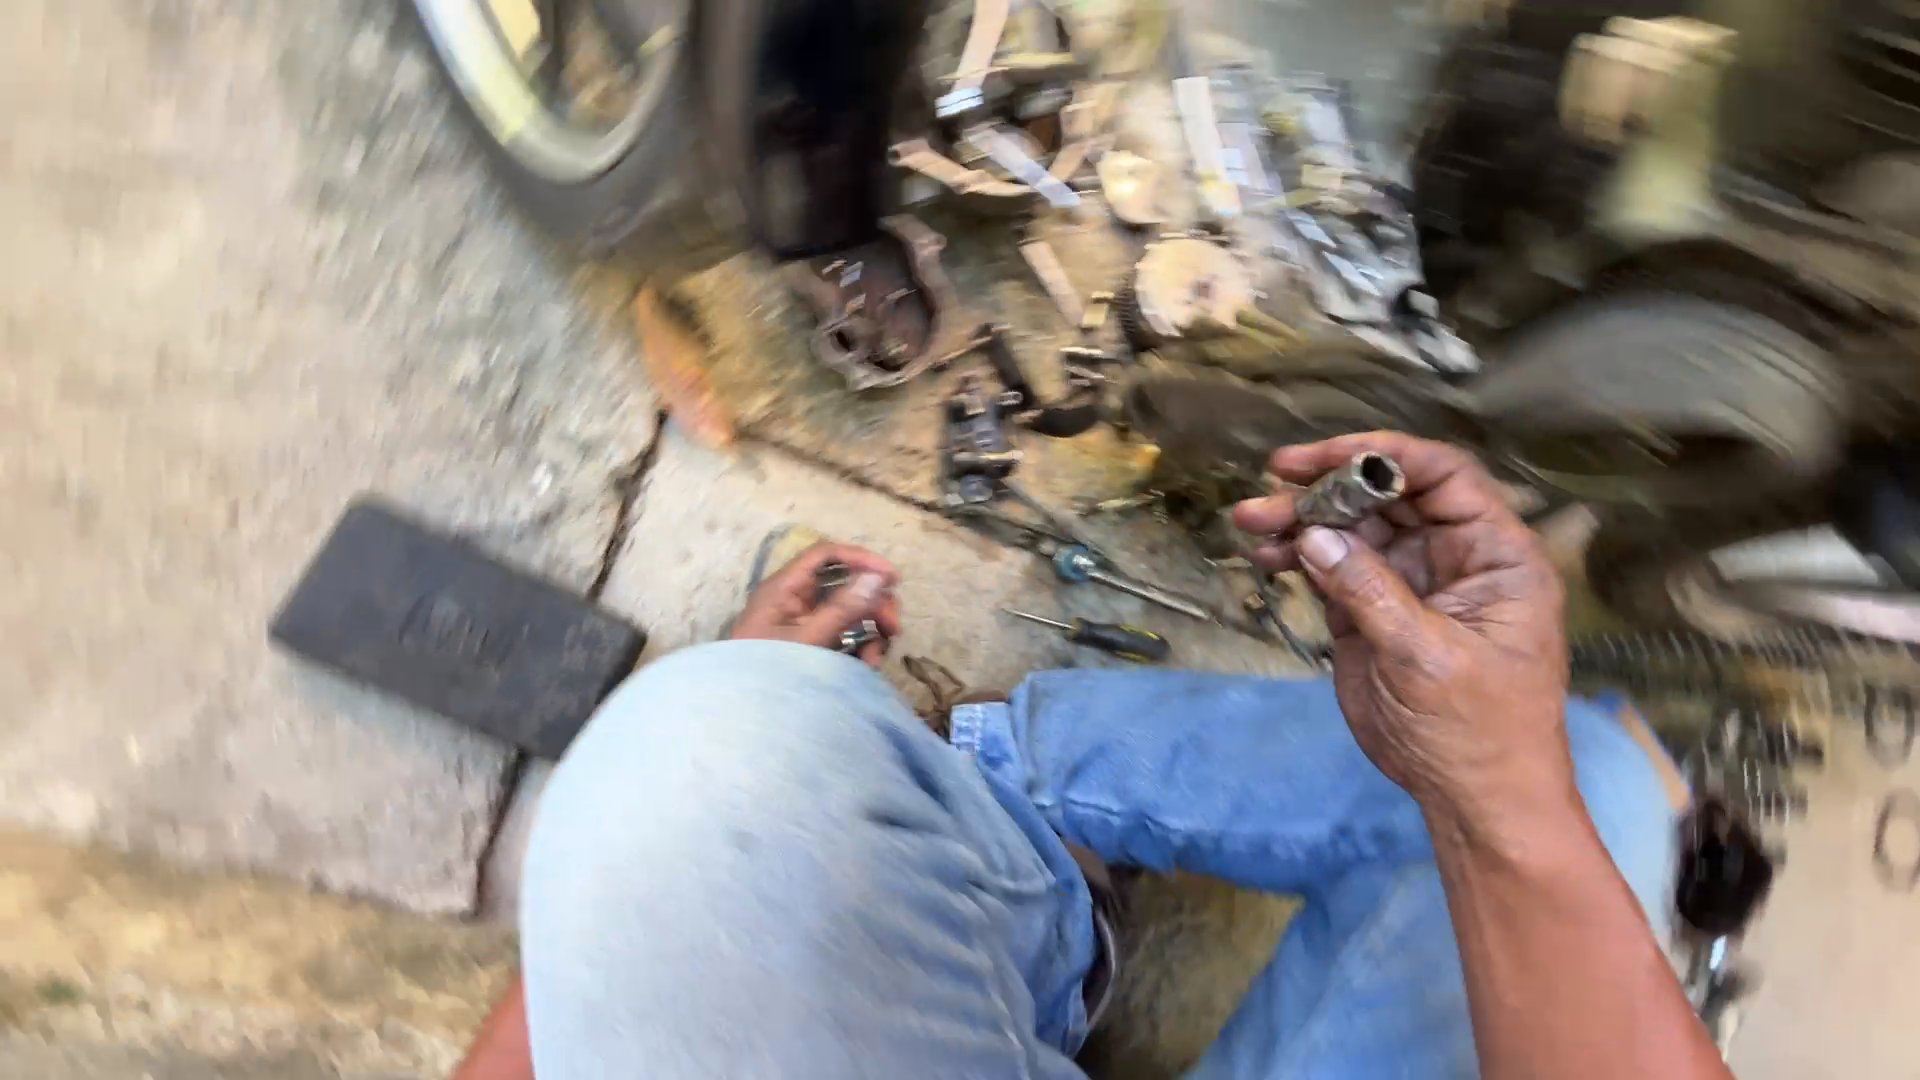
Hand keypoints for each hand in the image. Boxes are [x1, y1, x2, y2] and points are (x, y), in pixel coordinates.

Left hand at [729, 542, 901, 667]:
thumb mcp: (808, 639)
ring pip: (851, 611)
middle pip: (846, 584)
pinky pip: (847, 635)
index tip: (891, 577)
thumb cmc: (767, 672)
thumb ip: (843, 608)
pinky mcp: (816, 645)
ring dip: (872, 630)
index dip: (861, 558)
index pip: (826, 555)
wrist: (741, 719)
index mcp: (785, 588)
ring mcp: (807, 623)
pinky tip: (867, 666)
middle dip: (874, 603)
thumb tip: (878, 577)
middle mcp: (797, 600)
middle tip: (893, 626)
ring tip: (876, 658)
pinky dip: (862, 647)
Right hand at [1232, 433, 1577, 843]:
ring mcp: (1402, 582)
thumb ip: (1370, 591)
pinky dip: (1296, 558)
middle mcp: (1448, 556)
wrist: (1467, 794)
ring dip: (1300, 521)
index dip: (1383, 457)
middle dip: (1326, 489)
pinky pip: (1328, 567)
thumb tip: (1312, 536)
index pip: (1442, 478)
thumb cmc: (1476, 727)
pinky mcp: (1366, 609)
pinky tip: (1266, 557)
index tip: (1321, 459)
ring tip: (1250, 522)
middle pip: (1384, 499)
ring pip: (1348, 530)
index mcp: (1491, 555)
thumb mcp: (1428, 656)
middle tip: (1270, 484)